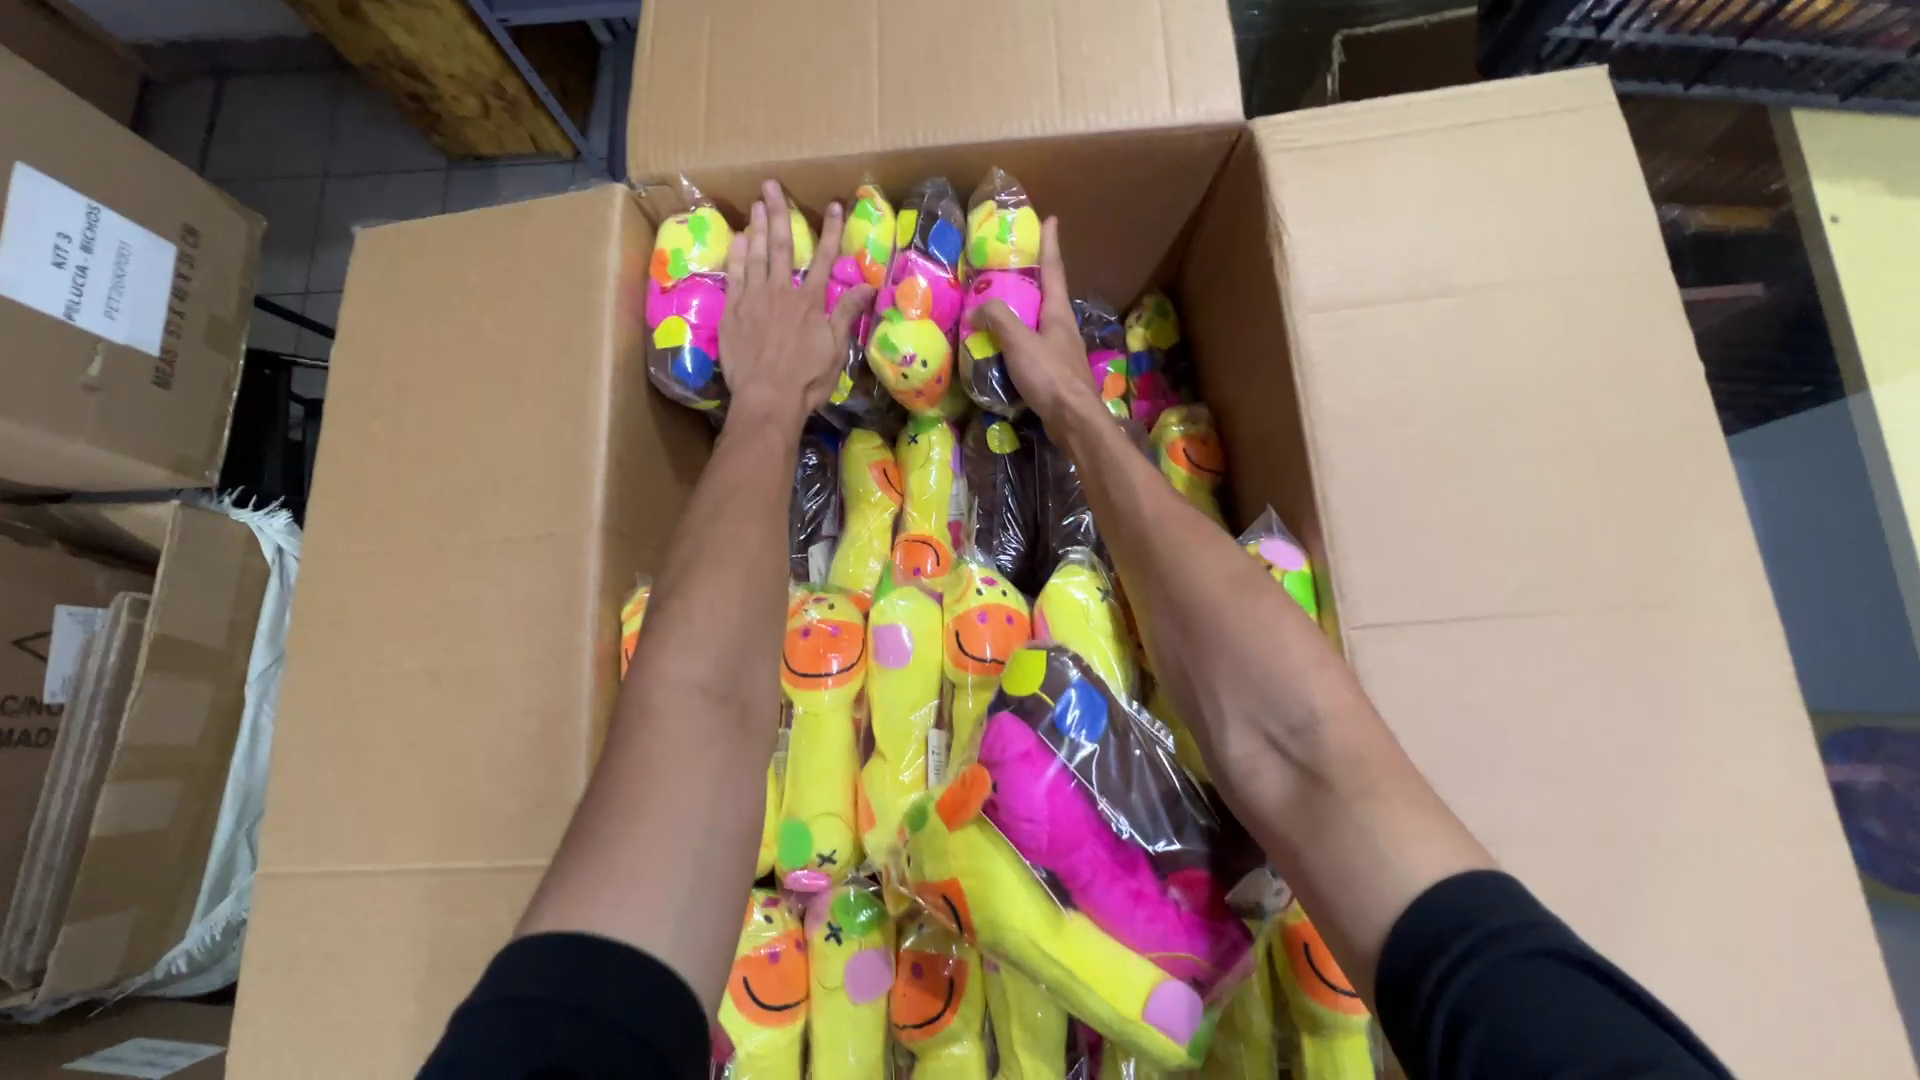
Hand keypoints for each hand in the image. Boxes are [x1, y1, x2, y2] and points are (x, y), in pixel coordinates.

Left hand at [719, 179, 875, 422]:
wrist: (768, 398)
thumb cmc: (807, 379)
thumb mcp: (835, 349)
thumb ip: (847, 313)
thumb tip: (869, 286)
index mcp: (810, 302)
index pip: (824, 258)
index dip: (831, 230)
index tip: (834, 205)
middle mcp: (781, 292)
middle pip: (781, 245)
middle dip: (778, 212)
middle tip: (772, 185)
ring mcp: (753, 299)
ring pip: (755, 254)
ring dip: (756, 226)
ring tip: (755, 203)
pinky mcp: (732, 311)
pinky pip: (734, 275)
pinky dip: (737, 255)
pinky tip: (738, 239)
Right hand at [971, 217, 1096, 426]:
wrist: (1074, 420)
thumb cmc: (1051, 376)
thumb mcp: (1020, 342)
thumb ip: (998, 319)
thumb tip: (978, 309)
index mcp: (1058, 313)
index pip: (1053, 270)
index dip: (1050, 244)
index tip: (1050, 220)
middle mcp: (1063, 328)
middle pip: (1047, 296)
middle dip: (1033, 281)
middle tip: (1013, 269)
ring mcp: (1062, 352)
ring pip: (1040, 325)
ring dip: (1023, 315)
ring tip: (1001, 310)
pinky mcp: (1057, 375)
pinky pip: (1034, 350)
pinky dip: (1019, 344)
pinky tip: (1005, 351)